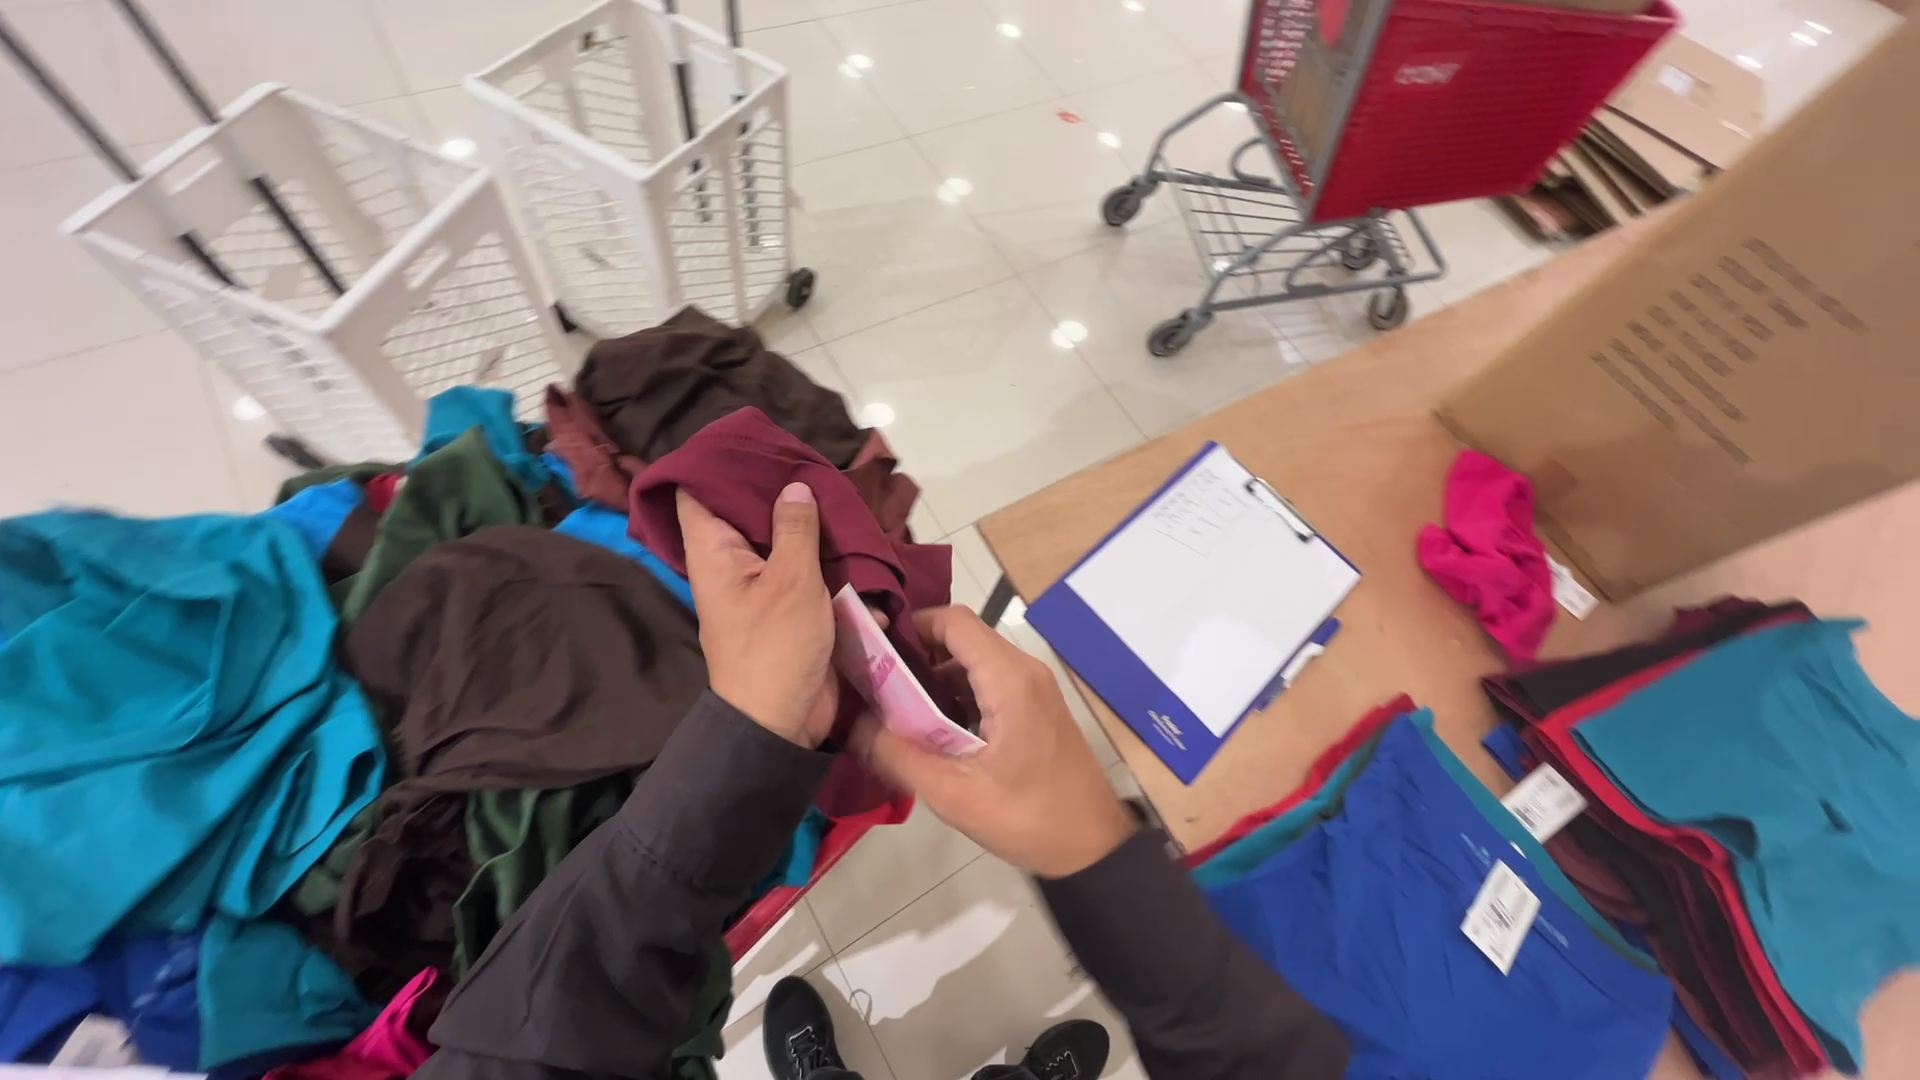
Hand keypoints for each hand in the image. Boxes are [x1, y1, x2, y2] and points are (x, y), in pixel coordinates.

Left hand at [679, 483, 836, 747]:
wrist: (782, 721)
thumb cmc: (775, 647)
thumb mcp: (790, 580)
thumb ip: (795, 529)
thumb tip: (794, 487)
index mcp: (715, 552)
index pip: (697, 494)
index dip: (715, 464)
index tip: (749, 439)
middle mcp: (734, 563)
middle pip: (750, 513)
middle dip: (781, 490)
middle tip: (812, 460)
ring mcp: (764, 585)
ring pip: (786, 541)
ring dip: (813, 526)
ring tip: (841, 494)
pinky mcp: (792, 606)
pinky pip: (809, 571)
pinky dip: (829, 560)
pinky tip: (855, 540)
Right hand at [852, 606, 1135, 877]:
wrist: (1093, 846)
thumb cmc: (1029, 818)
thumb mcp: (956, 795)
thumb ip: (900, 756)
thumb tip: (854, 727)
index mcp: (1010, 679)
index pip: (955, 621)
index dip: (912, 627)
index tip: (875, 652)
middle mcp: (1024, 670)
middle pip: (963, 637)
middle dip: (917, 655)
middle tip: (877, 684)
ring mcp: (1033, 687)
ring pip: (975, 660)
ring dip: (936, 677)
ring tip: (896, 708)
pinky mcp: (1035, 706)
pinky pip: (989, 681)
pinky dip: (958, 694)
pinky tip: (932, 727)